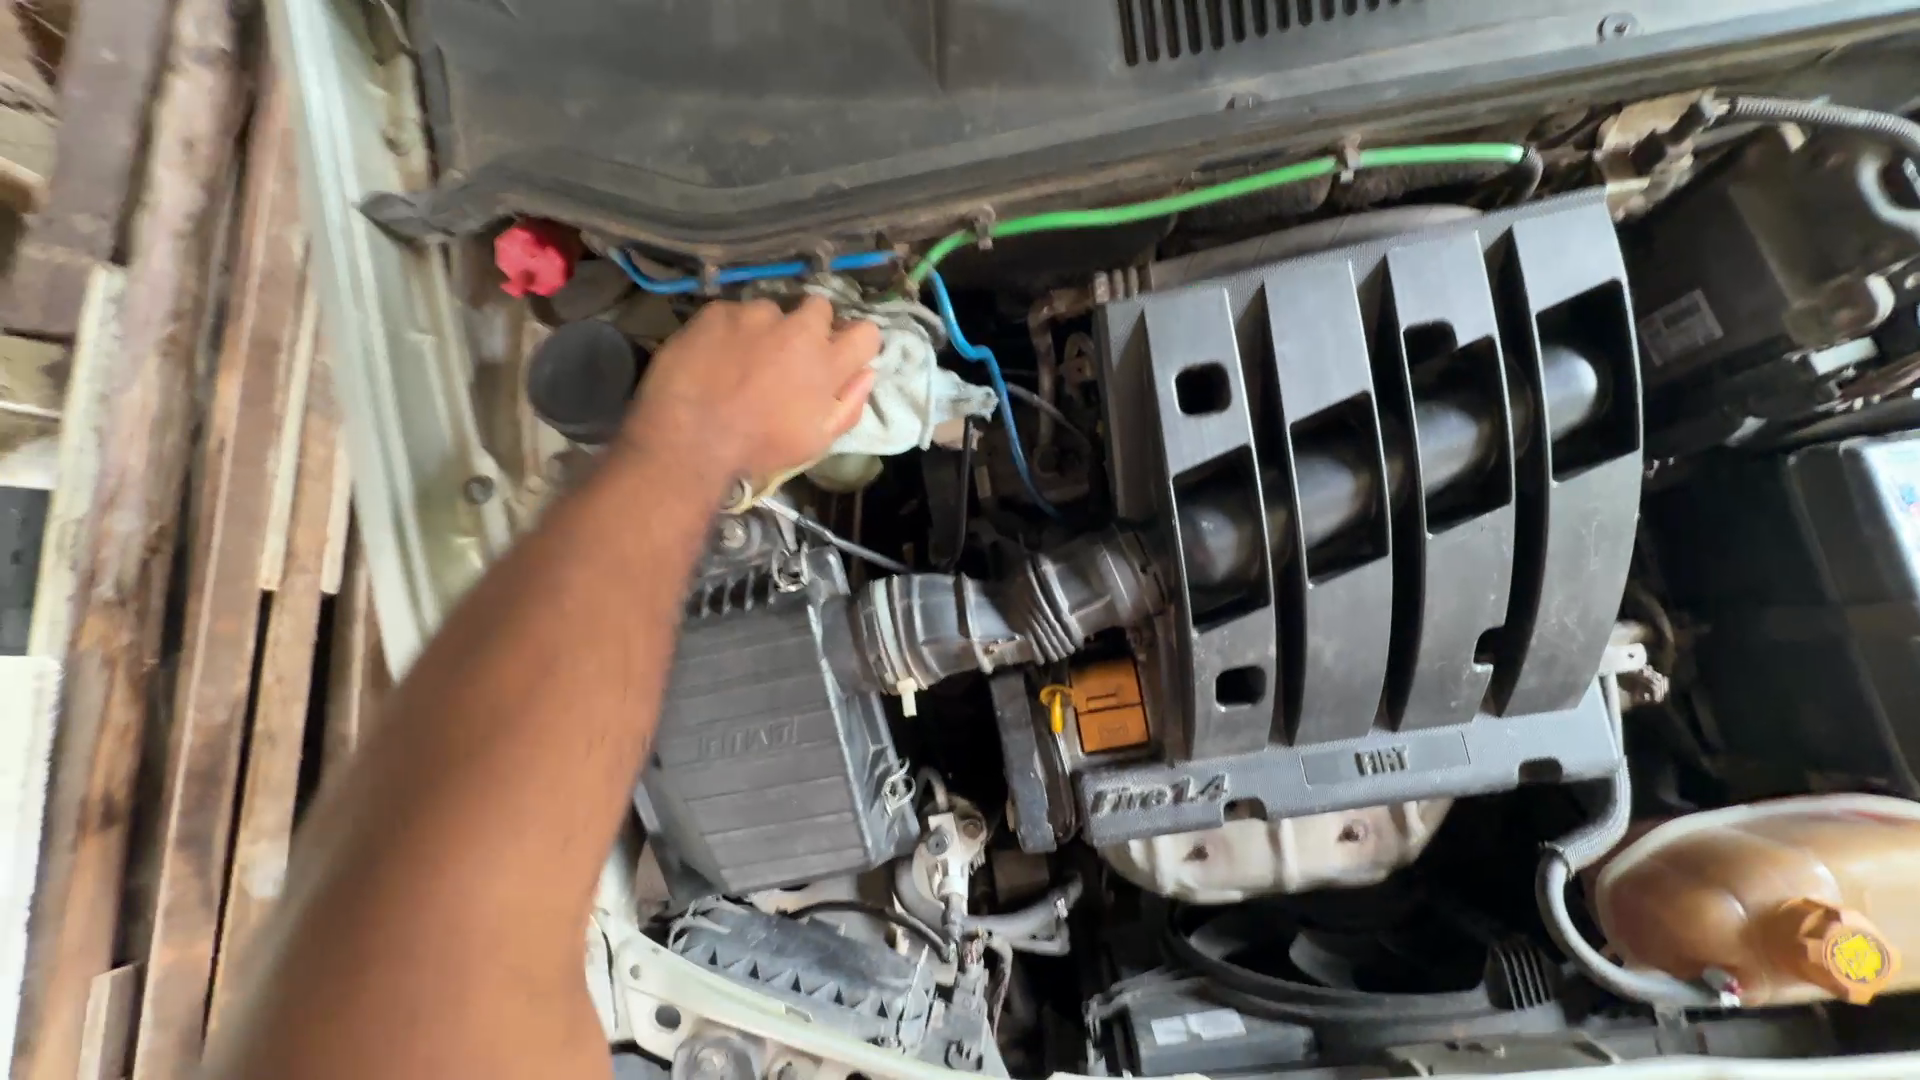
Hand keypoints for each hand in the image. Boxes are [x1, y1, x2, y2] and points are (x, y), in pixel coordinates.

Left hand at [624, 296, 880, 481]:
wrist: (688, 440)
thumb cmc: (759, 448)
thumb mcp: (817, 442)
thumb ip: (849, 404)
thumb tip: (867, 373)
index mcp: (826, 363)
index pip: (866, 332)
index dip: (855, 345)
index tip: (841, 358)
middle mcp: (797, 328)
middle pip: (820, 308)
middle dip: (812, 326)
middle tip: (790, 356)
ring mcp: (755, 315)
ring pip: (773, 311)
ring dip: (767, 330)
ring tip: (744, 360)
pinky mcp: (717, 311)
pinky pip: (733, 313)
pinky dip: (730, 331)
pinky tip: (715, 357)